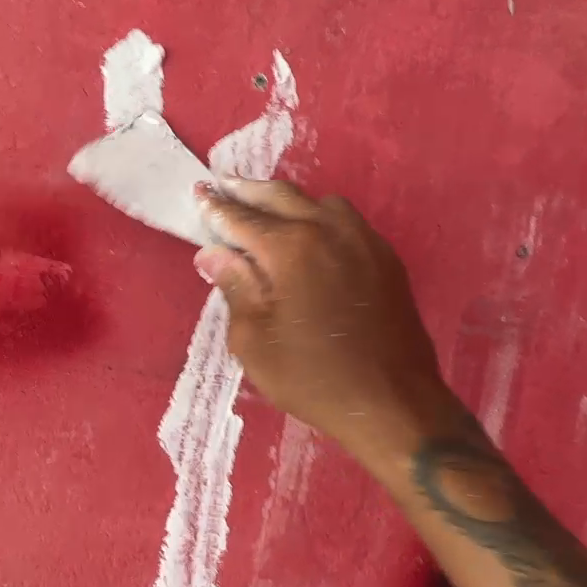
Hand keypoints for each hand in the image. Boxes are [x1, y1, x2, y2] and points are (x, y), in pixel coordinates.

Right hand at [193, 178, 462, 472]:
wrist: (388, 400)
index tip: (197, 192)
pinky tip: (307, 235)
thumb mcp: (252, 338)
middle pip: (281, 197)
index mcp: (290, 248)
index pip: (242, 218)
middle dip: (247, 191)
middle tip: (222, 186)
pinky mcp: (384, 259)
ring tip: (263, 210)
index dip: (215, 207)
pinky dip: (316, 216)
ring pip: (318, 202)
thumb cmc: (308, 375)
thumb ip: (234, 286)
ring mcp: (363, 241)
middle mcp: (328, 231)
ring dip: (285, 201)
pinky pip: (344, 221)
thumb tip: (213, 253)